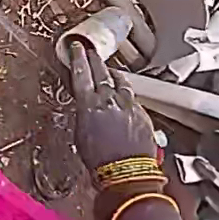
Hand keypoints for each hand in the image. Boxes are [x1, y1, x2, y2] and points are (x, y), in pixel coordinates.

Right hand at [70, 44, 157, 171]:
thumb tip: (87, 107)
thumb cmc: (100, 160)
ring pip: (120, 80)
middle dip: (94, 59)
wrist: (127, 173)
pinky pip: (132, 97)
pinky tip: (124, 97)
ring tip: (110, 71)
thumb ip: (84, 114)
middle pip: (101, 71)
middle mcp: (109, 99)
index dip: (78, 57)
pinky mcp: (142, 112)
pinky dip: (126, 94)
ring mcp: (127, 104)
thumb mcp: (81, 134)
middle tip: (91, 51)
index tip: (76, 47)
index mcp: (89, 103)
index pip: (81, 72)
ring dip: (113, 74)